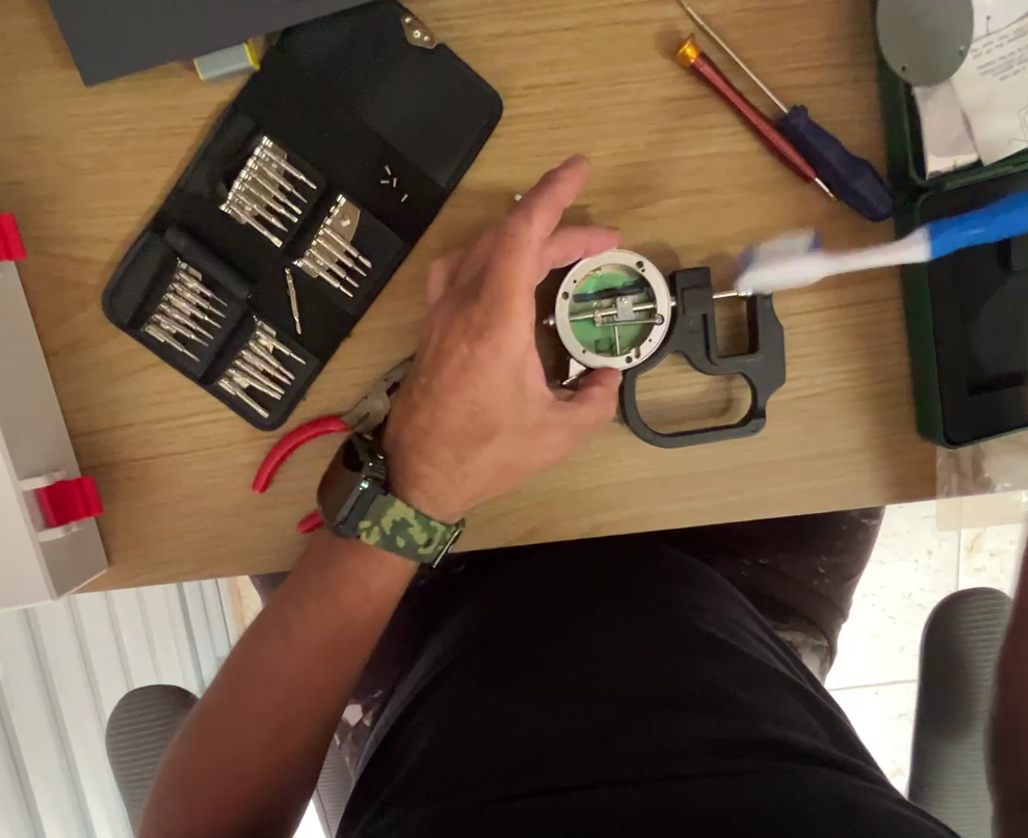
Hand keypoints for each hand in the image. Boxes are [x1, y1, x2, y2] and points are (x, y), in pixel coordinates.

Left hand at [381, 156, 623, 520]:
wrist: (419, 478)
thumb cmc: (486, 456)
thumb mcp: (558, 435)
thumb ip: (596, 399)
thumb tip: (608, 375)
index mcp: (496, 321)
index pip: (523, 235)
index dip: (554, 195)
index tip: (581, 170)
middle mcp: (463, 305)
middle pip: (509, 238)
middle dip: (559, 228)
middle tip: (602, 243)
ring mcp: (441, 314)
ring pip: (480, 248)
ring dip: (522, 238)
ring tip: (558, 252)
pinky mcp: (431, 329)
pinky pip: (457, 270)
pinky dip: (489, 256)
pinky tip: (503, 274)